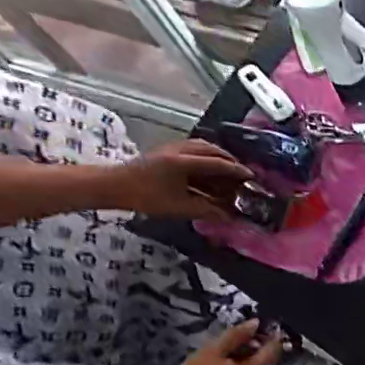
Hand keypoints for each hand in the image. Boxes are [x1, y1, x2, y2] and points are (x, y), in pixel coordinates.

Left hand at [111, 140, 252, 217]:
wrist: (113, 186)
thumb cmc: (146, 197)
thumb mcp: (179, 207)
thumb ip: (207, 210)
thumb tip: (230, 217)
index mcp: (184, 162)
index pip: (218, 163)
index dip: (237, 171)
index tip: (252, 177)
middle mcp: (180, 150)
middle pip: (213, 150)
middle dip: (230, 161)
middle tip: (242, 174)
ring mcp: (172, 148)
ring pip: (203, 147)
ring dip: (218, 157)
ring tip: (228, 170)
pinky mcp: (167, 151)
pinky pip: (194, 149)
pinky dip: (206, 157)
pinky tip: (209, 169)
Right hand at [153, 320, 283, 364]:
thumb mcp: (213, 351)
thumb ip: (236, 335)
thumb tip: (256, 323)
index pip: (274, 349)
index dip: (270, 335)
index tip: (260, 325)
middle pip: (264, 362)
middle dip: (254, 348)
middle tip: (234, 340)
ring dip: (245, 362)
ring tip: (223, 355)